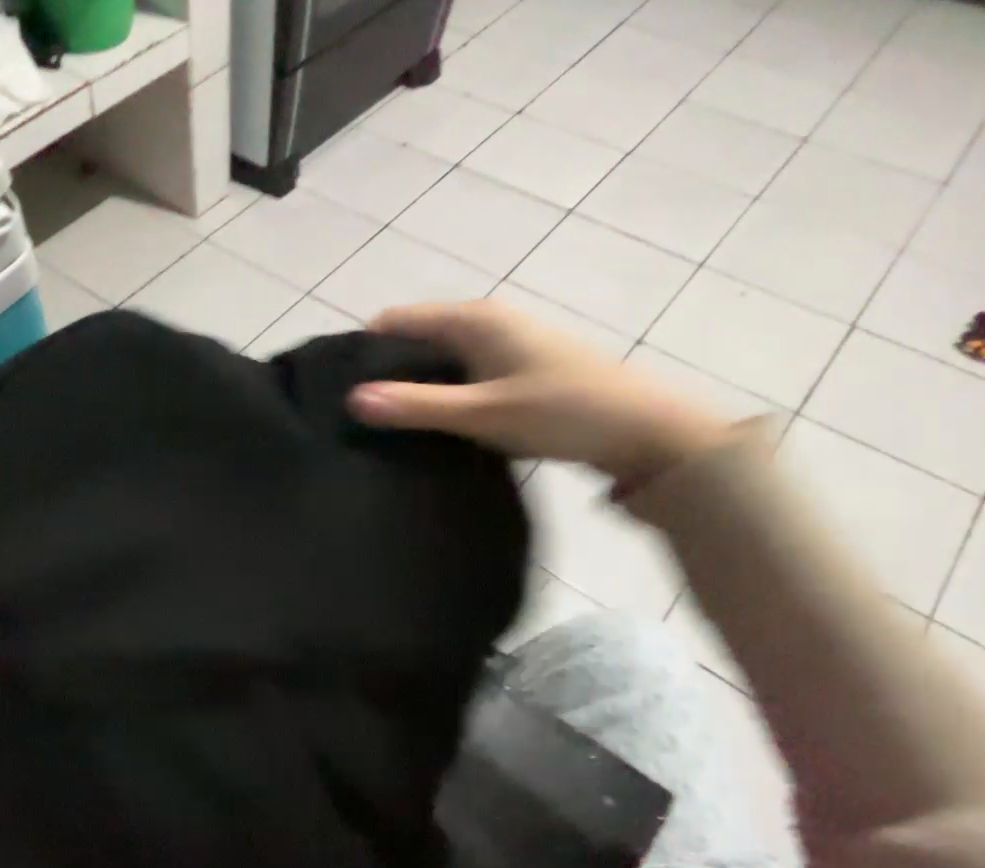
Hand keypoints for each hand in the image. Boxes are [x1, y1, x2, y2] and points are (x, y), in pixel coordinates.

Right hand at [348, 300, 734, 486]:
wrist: (648, 432)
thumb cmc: (563, 412)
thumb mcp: (482, 413)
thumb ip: (417, 406)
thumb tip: (353, 399)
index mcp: (475, 318)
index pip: (397, 320)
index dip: (364, 348)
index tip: (336, 387)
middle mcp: (489, 322)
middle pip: (418, 339)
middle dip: (389, 372)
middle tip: (359, 417)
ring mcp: (509, 345)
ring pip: (444, 361)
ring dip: (419, 388)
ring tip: (390, 428)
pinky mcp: (523, 372)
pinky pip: (467, 377)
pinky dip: (448, 397)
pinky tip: (438, 429)